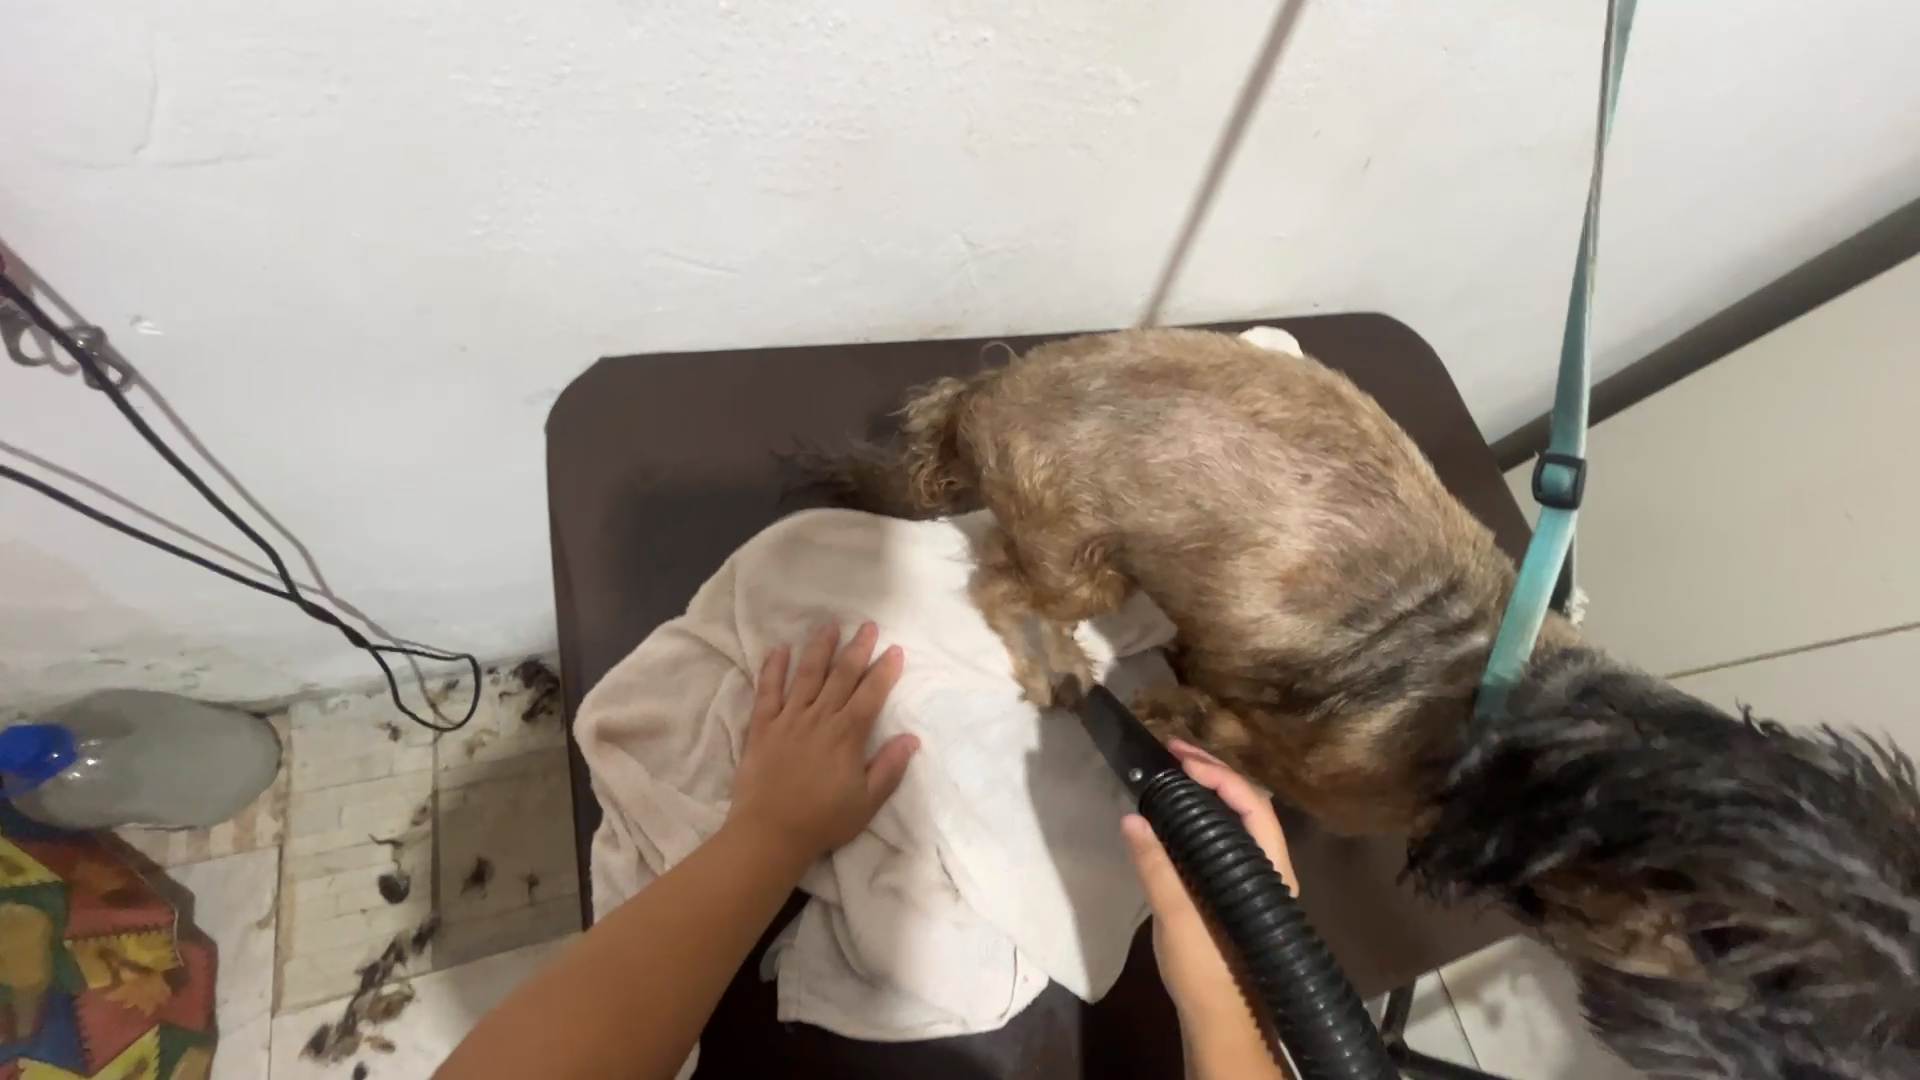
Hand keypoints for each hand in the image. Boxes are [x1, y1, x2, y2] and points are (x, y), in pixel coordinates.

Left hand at [729, 623, 918, 864]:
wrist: (768, 834)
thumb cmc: (822, 821)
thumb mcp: (866, 803)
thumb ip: (889, 768)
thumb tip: (912, 738)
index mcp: (847, 735)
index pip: (871, 694)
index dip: (885, 671)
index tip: (895, 650)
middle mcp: (820, 718)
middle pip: (842, 675)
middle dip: (858, 648)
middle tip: (868, 625)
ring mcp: (788, 719)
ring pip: (807, 675)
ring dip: (821, 648)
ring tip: (830, 625)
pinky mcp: (762, 727)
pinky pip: (768, 691)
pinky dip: (774, 668)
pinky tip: (781, 649)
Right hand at [1123, 741, 1291, 1075]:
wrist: (1224, 1024)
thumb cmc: (1210, 974)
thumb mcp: (1179, 922)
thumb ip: (1157, 870)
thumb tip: (1132, 819)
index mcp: (1267, 872)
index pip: (1251, 806)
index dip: (1218, 775)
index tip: (1180, 757)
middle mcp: (1266, 867)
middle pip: (1247, 804)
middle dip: (1211, 770)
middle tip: (1171, 749)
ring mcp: (1250, 877)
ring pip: (1236, 818)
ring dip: (1207, 788)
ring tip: (1172, 768)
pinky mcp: (1232, 887)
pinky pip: (1222, 835)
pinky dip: (1201, 811)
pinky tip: (1176, 808)